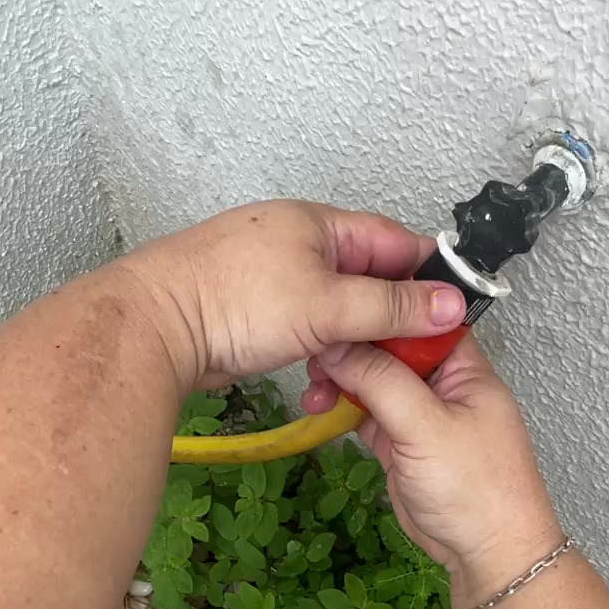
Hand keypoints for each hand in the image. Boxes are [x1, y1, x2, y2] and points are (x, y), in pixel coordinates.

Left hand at [111, 200, 465, 390]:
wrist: (158, 329)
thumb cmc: (238, 301)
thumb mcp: (328, 305)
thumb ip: (391, 306)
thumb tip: (450, 304)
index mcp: (320, 225)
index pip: (392, 241)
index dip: (425, 274)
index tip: (449, 311)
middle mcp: (301, 245)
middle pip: (366, 281)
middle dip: (385, 321)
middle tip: (406, 357)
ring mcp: (279, 279)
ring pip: (338, 313)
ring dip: (351, 347)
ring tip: (353, 376)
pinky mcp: (261, 313)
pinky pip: (309, 331)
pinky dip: (320, 356)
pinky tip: (319, 383)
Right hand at [303, 334, 563, 602]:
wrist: (484, 553)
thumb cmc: (474, 487)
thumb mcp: (426, 426)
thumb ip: (381, 382)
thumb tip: (339, 345)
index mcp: (464, 369)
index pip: (421, 321)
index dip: (383, 311)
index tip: (340, 310)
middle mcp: (442, 386)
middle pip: (391, 351)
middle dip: (354, 350)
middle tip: (315, 355)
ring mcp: (419, 416)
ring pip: (374, 383)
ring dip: (343, 382)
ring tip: (312, 388)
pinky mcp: (400, 444)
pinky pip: (368, 415)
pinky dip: (344, 411)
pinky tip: (320, 407)